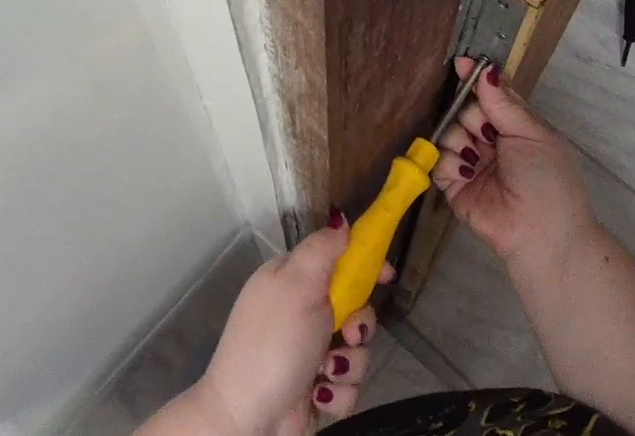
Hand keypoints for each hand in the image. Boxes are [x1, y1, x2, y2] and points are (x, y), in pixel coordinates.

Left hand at [187, 219, 388, 435]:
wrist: (248, 418)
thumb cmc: (273, 341)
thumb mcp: (297, 283)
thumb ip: (323, 248)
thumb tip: (341, 218)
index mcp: (291, 281)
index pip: (334, 260)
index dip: (363, 264)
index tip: (387, 274)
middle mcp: (300, 314)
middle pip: (354, 306)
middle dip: (360, 323)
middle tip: (348, 333)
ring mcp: (309, 353)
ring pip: (357, 348)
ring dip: (349, 363)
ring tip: (326, 372)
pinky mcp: (317, 388)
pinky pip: (348, 383)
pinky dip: (338, 391)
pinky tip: (318, 395)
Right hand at [432, 57, 598, 268]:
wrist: (541, 234)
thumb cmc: (546, 178)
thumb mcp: (532, 134)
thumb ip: (503, 102)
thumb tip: (486, 69)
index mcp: (516, 127)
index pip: (490, 95)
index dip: (476, 80)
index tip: (460, 64)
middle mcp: (491, 141)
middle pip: (466, 110)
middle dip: (471, 115)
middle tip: (486, 133)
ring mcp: (471, 163)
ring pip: (448, 132)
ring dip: (460, 139)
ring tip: (476, 158)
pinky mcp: (454, 185)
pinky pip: (438, 161)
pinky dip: (450, 163)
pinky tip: (466, 173)